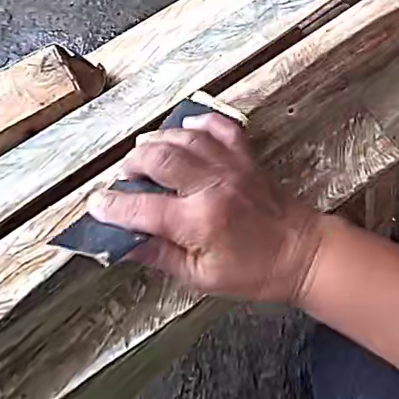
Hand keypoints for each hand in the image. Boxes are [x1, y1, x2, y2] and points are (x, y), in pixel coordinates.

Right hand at [86, 113, 326, 303]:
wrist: (303, 252)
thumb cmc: (255, 271)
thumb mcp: (199, 276)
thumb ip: (159, 254)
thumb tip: (120, 243)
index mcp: (199, 219)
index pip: (140, 207)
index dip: (111, 206)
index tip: (95, 205)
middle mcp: (215, 185)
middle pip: (160, 157)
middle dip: (132, 164)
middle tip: (122, 178)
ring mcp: (234, 167)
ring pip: (188, 137)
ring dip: (160, 139)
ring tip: (144, 152)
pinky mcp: (249, 159)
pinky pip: (224, 129)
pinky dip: (203, 122)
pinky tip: (186, 126)